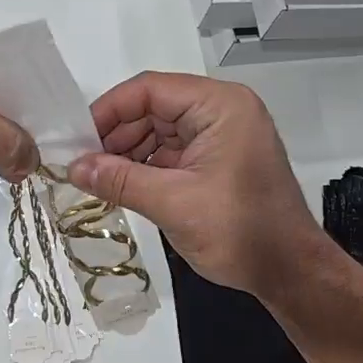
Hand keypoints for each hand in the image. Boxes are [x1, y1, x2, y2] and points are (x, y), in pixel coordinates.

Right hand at [67, 72, 330, 297]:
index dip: (109, 111)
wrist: (290, 272)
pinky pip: (173, 151)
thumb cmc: (240, 231)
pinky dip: (146, 167)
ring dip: (128, 153)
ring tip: (96, 179)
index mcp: (220, 106)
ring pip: (160, 131)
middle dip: (116, 135)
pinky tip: (120, 185)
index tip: (76, 139)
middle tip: (81, 164)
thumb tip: (72, 167)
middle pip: (154, 108)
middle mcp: (223, 111)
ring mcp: (223, 135)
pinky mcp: (219, 160)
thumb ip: (119, 180)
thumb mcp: (173, 203)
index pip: (151, 90)